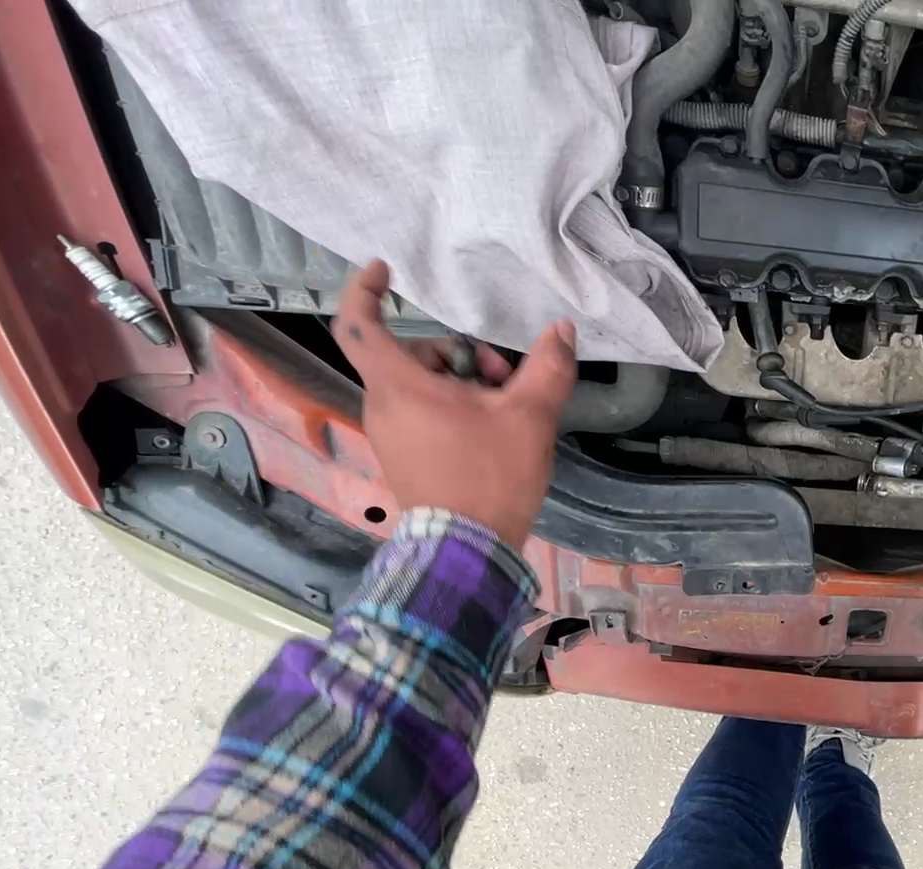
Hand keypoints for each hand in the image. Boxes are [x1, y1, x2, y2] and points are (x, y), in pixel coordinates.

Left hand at [333, 260, 576, 547]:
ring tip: (506, 410)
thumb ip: (547, 369)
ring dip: (464, 386)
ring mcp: (391, 435)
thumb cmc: (492, 474)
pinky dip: (454, 410)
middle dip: (461, 357)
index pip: (360, 325)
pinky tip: (492, 432)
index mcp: (400, 386)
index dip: (365, 290)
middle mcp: (384, 406)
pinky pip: (423, 415)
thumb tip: (561, 330)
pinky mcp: (404, 457)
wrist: (471, 543)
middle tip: (504, 378)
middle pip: (414, 356)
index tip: (383, 270)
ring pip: (422, 387)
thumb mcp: (529, 416)